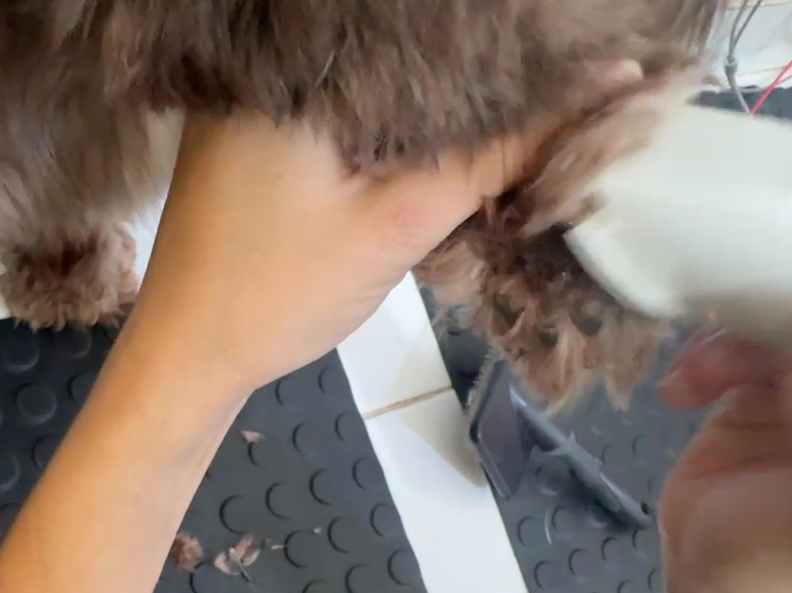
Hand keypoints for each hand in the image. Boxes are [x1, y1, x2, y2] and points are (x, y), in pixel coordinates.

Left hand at [123, 80, 635, 400]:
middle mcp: (269, 63)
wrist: (185, 359)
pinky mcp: (246, 137)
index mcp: (301, 62)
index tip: (582, 43)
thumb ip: (494, 153)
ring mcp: (249, 98)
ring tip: (510, 96)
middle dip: (476, 62)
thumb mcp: (396, 225)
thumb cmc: (273, 297)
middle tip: (558, 68)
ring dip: (432, 92)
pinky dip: (384, 117)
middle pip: (401, 39)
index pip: (435, 17)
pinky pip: (335, 105)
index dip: (512, 33)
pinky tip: (429, 130)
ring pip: (370, 73)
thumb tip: (606, 88)